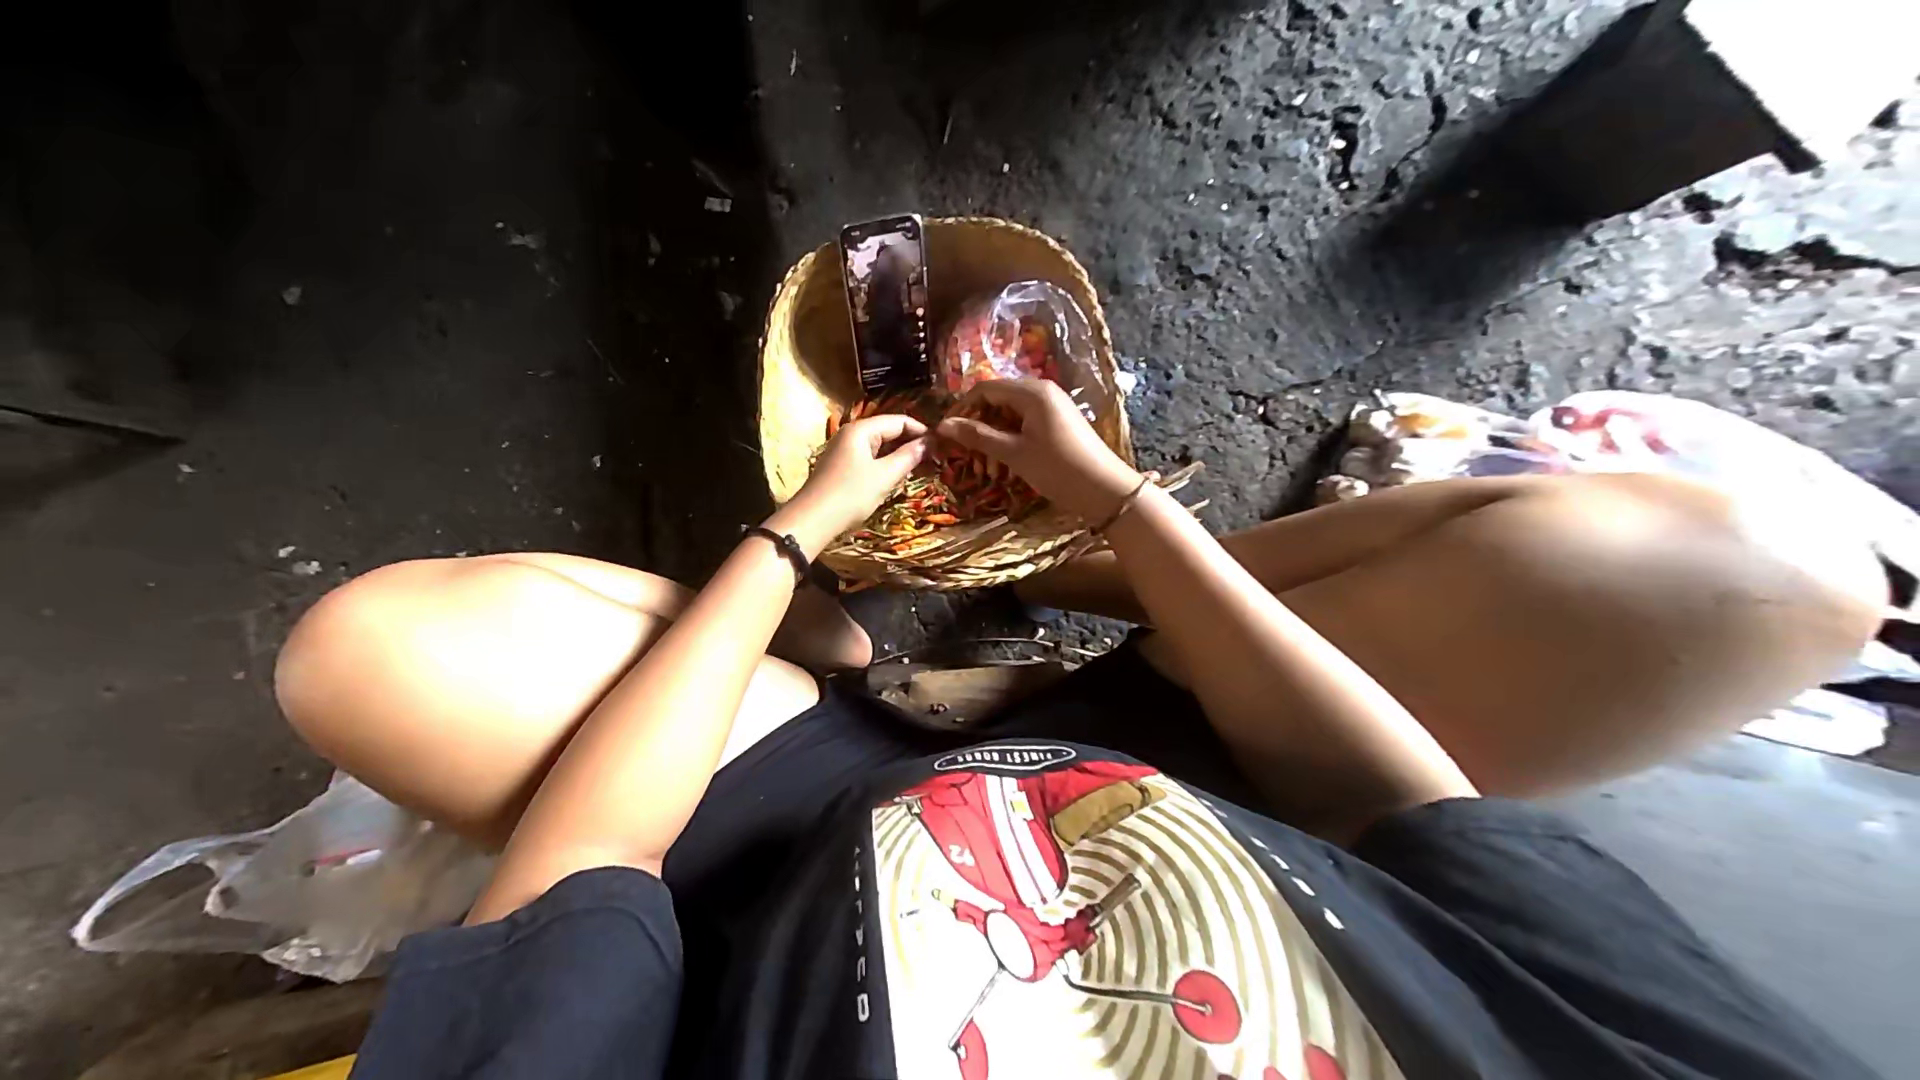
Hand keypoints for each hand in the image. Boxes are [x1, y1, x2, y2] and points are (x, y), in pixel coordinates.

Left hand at [771, 413, 927, 553]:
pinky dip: (886, 464)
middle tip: (934, 459)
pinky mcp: (841, 467)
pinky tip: (896, 476)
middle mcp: (851, 434)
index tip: (941, 446)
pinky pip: (870, 458)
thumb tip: (928, 443)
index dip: (921, 431)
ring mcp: (844, 450)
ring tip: (920, 468)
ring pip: (880, 446)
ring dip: (900, 455)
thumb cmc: (850, 495)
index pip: (899, 421)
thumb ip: (908, 457)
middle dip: (911, 443)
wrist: (812, 521)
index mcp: (861, 430)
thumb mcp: (884, 476)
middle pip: (889, 431)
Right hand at [935, 380, 1141, 521]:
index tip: (947, 434)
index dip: (963, 409)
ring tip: (988, 470)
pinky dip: (1011, 443)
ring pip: (1010, 416)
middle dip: (979, 427)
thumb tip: (943, 425)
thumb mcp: (1014, 453)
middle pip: (997, 401)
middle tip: (967, 456)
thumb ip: (978, 436)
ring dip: (994, 440)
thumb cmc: (1058, 469)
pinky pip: (1026, 426)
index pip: (984, 389)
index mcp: (1031, 392)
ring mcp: (1053, 408)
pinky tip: (1007, 468)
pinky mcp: (1059, 424)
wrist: (1106, 491)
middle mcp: (1042, 392)